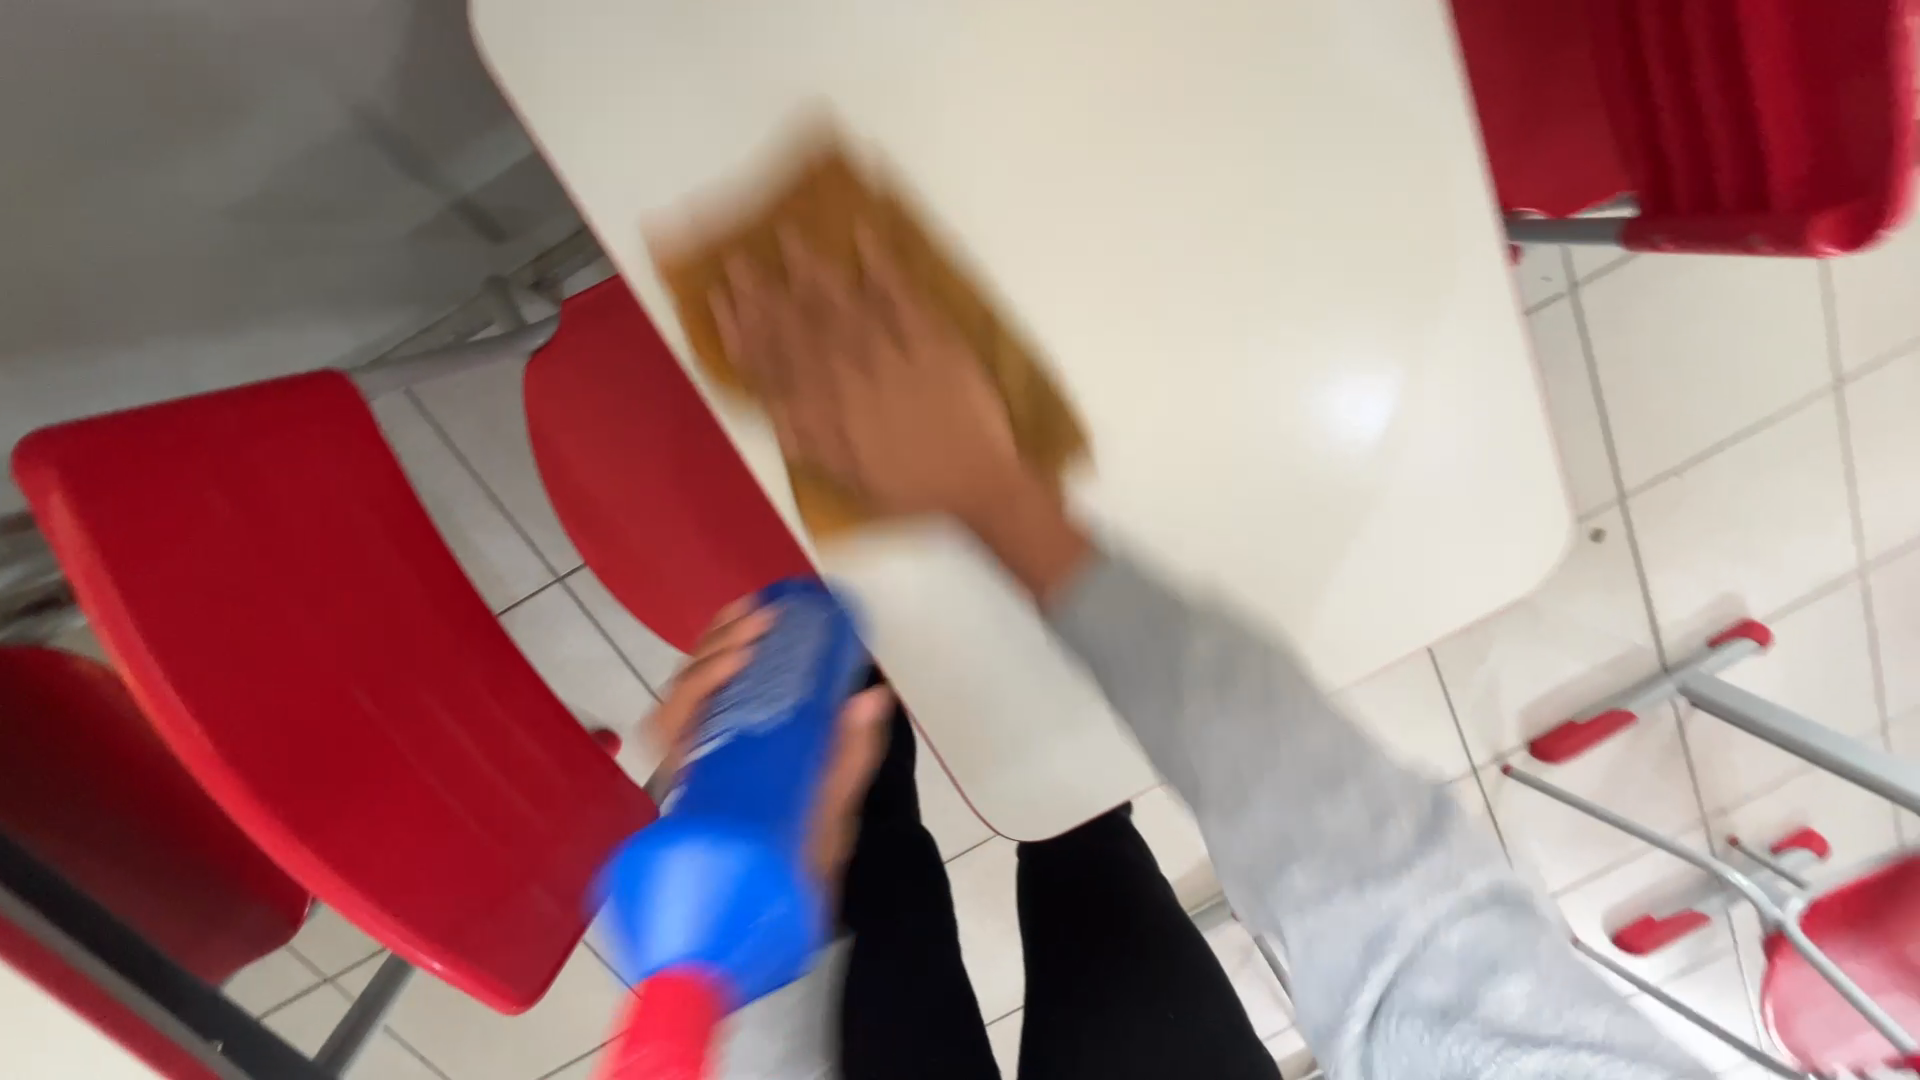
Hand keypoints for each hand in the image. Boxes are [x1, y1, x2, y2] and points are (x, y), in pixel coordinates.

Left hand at [646, 597, 892, 883]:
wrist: (782, 912)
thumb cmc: (793, 879)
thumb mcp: (825, 828)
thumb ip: (845, 767)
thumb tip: (870, 699)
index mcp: (700, 786)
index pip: (676, 721)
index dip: (703, 680)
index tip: (746, 656)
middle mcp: (693, 762)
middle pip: (683, 691)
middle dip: (719, 646)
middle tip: (767, 619)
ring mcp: (709, 749)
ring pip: (696, 684)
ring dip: (723, 641)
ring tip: (764, 612)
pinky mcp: (730, 740)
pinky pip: (719, 690)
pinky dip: (735, 652)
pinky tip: (763, 631)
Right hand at [711, 228, 1027, 526]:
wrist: (976, 479)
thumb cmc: (913, 485)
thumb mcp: (853, 476)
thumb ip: (812, 444)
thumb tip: (773, 417)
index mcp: (829, 411)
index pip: (774, 365)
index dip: (743, 331)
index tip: (720, 300)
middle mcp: (850, 376)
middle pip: (800, 328)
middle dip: (765, 293)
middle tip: (739, 260)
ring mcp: (890, 353)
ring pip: (841, 307)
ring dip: (812, 271)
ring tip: (790, 240)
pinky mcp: (931, 338)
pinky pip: (901, 296)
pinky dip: (882, 265)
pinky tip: (863, 238)